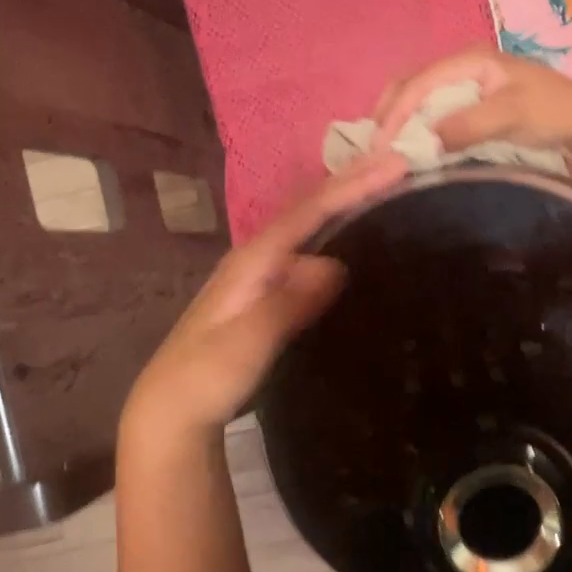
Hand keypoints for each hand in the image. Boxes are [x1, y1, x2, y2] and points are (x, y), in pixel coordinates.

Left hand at [120, 152, 408, 443]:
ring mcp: (260, 275)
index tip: (395, 164)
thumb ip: (286, 304)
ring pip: (308, 226)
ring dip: (344, 201)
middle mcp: (256, 258)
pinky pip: (308, 248)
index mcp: (252, 261)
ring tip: (384, 184)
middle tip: (400, 161)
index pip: (308, 212)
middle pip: (308, 209)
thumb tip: (335, 265)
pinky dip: (334, 231)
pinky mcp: (267, 294)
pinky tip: (352, 236)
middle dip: (352, 182)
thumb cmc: (205, 379)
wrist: (172, 410)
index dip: (351, 186)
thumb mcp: (246, 344)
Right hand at [372, 48, 571, 160]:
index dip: (395, 114)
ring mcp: (464, 84)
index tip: (380, 147)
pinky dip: (413, 127)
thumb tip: (427, 138)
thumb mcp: (513, 116)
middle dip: (387, 115)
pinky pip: (430, 111)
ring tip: (383, 152)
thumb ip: (470, 124)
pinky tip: (408, 148)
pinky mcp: (469, 103)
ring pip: (416, 98)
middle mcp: (461, 66)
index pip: (418, 83)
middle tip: (372, 151)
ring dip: (397, 122)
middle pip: (409, 85)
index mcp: (469, 59)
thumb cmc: (552, 112)